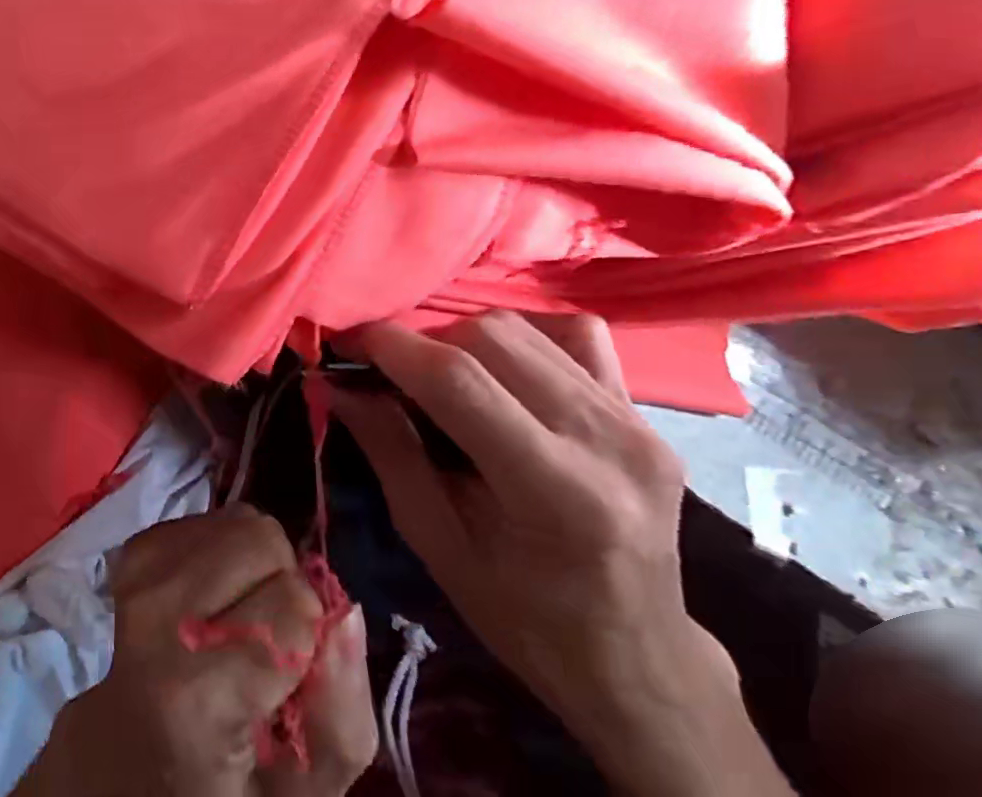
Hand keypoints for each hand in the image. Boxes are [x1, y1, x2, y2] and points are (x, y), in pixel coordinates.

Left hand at [13, 506, 375, 796]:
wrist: (136, 745)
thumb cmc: (225, 774)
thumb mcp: (302, 784)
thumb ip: (340, 712)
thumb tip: (344, 611)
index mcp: (194, 690)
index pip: (293, 606)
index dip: (308, 636)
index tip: (288, 676)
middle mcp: (155, 615)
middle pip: (263, 542)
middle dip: (283, 582)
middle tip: (264, 635)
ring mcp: (139, 574)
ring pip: (241, 521)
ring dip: (256, 562)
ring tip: (239, 614)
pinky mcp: (136, 548)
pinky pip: (214, 517)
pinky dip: (228, 549)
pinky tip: (213, 595)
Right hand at [333, 311, 790, 796]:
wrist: (632, 652)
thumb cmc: (521, 615)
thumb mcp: (435, 542)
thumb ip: (388, 451)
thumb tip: (336, 383)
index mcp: (555, 491)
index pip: (457, 380)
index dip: (390, 346)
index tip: (344, 342)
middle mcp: (606, 440)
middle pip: (489, 337)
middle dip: (420, 343)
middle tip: (386, 374)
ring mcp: (636, 420)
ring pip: (524, 329)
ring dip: (461, 340)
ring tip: (436, 380)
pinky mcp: (645, 412)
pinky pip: (573, 335)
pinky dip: (520, 338)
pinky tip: (499, 372)